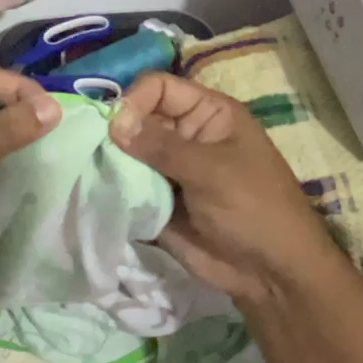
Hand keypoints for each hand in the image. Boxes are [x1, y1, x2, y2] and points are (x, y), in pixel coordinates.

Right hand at [107, 73, 341, 305]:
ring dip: (108, 161)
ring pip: (125, 152)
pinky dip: (110, 188)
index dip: (134, 99)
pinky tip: (97, 194)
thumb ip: (160, 145)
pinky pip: (124, 185)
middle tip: (92, 152)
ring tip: (92, 174)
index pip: (158, 87)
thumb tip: (112, 121)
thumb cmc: (254, 209)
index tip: (114, 128)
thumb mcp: (211, 171)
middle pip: (136, 117)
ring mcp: (167, 169)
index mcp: (207, 114)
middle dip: (114, 132)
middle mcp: (185, 136)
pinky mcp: (154, 200)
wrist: (271, 276)